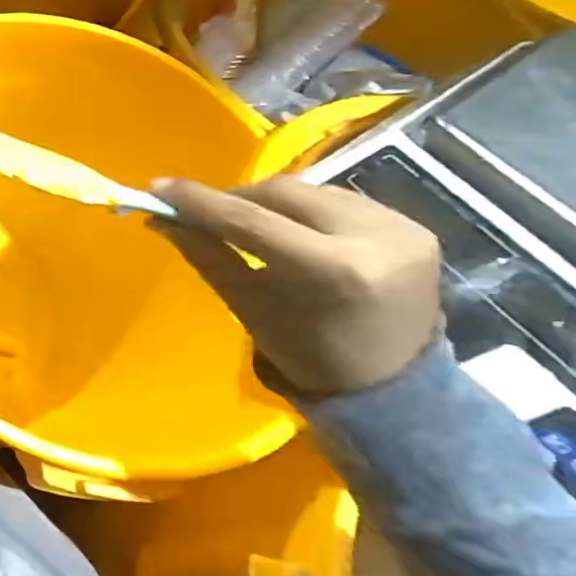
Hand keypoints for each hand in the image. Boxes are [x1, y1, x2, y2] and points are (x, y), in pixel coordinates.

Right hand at [150, 176, 442, 396]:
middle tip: (206, 212)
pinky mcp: (416, 225)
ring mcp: (403, 228)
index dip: (201, 201)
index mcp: (333, 272)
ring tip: (252, 223)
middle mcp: (374, 238)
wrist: (395, 388)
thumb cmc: (310, 357)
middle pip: (284, 194)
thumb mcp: (251, 307)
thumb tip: (163, 219)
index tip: (159, 187)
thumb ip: (208, 256)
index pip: (252, 220)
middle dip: (238, 199)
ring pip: (313, 191)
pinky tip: (298, 230)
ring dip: (273, 202)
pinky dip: (309, 210)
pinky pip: (343, 200)